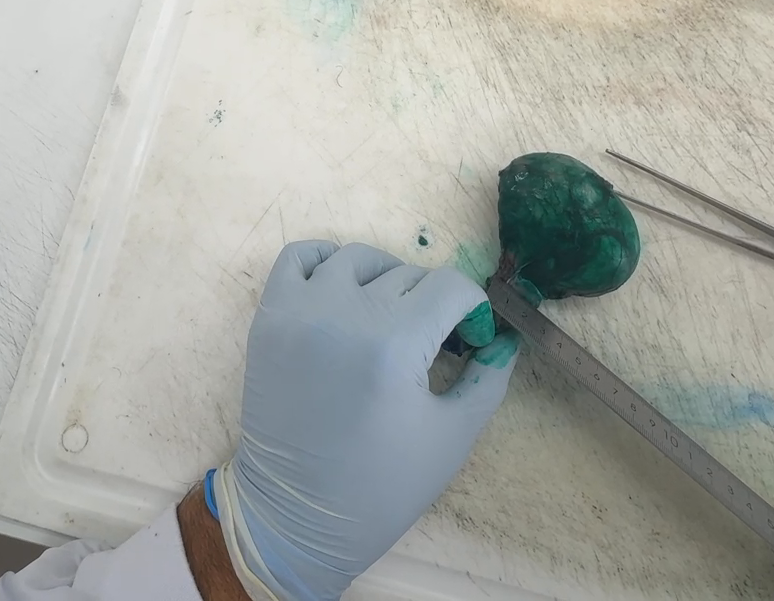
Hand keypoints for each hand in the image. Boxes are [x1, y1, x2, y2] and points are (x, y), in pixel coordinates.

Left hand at [211, 241, 518, 600]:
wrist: (294, 517)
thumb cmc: (380, 486)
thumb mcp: (452, 437)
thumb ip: (488, 378)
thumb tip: (504, 337)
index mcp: (395, 343)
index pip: (451, 286)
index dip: (473, 308)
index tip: (469, 337)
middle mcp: (346, 312)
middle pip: (409, 274)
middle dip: (432, 302)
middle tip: (431, 341)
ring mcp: (301, 309)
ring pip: (358, 257)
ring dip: (384, 278)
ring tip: (388, 316)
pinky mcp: (270, 315)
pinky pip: (298, 256)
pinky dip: (324, 261)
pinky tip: (340, 292)